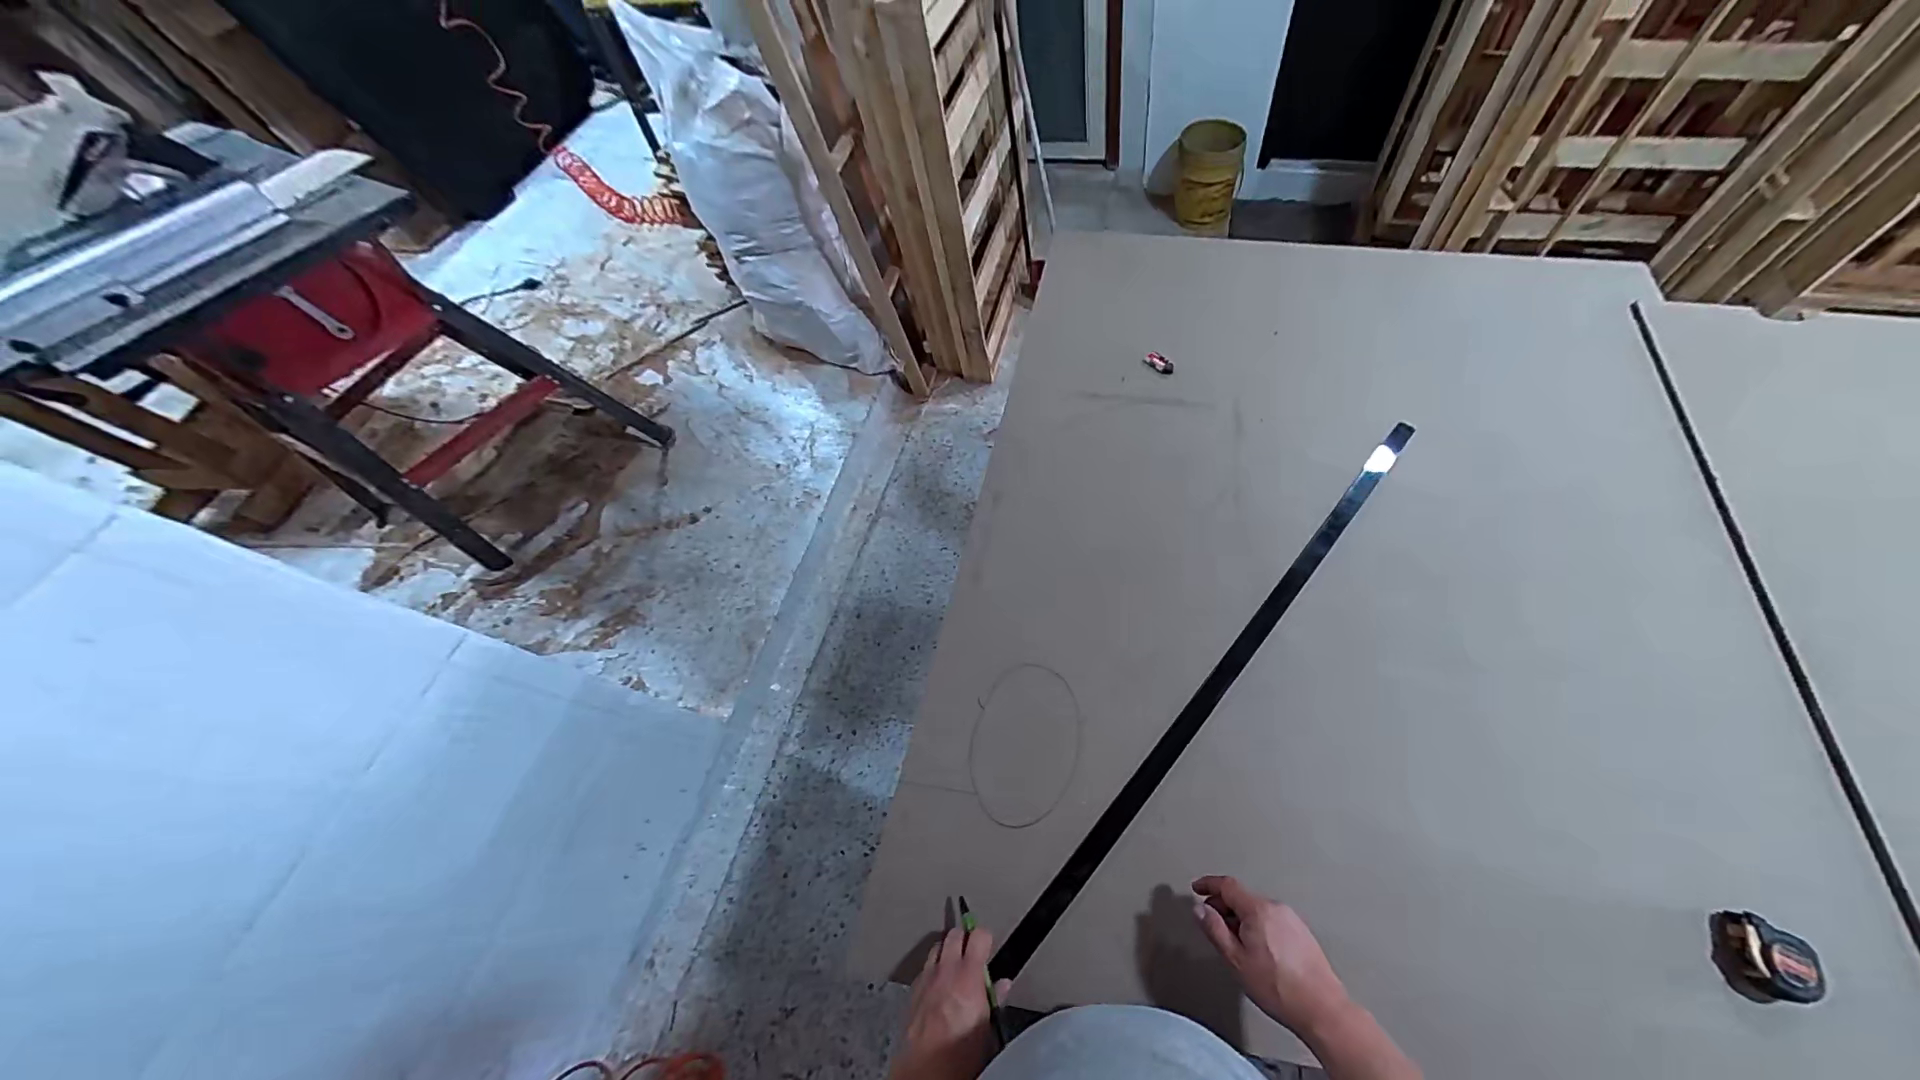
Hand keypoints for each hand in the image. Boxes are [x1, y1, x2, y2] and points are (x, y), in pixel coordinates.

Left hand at [887, 925, 1012, 1079]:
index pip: (978, 936)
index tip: (988, 946)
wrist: (926, 1070)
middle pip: (954, 934)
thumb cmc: (959, 1054)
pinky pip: (925, 966)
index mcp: (969, 976)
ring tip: (955, 964)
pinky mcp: (914, 988)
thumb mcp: (987, 1028)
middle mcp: (946, 970)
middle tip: (972, 952)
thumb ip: (995, 999)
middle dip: (964, 938)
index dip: (985, 938)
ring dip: (947, 949)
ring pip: (937, 946)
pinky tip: (938, 983)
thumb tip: (1002, 984)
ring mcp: (927, 977)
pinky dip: (933, 967)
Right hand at [1191, 875, 1349, 1038]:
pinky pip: (1272, 919)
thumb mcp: (1236, 960)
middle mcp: (1276, 909)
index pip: (1227, 885)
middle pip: (1242, 896)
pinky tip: (1258, 950)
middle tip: (1212, 921)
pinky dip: (1258, 925)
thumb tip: (1200, 910)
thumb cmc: (1280, 989)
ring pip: (1257, 909)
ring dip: (1241, 917)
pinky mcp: (1302, 933)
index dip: (1209, 884)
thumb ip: (1214, 929)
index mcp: (1258, 910)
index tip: (1198, 888)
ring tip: (1236, 944)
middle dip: (1223, 905)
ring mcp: (1292, 920)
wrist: (1322, 1010)